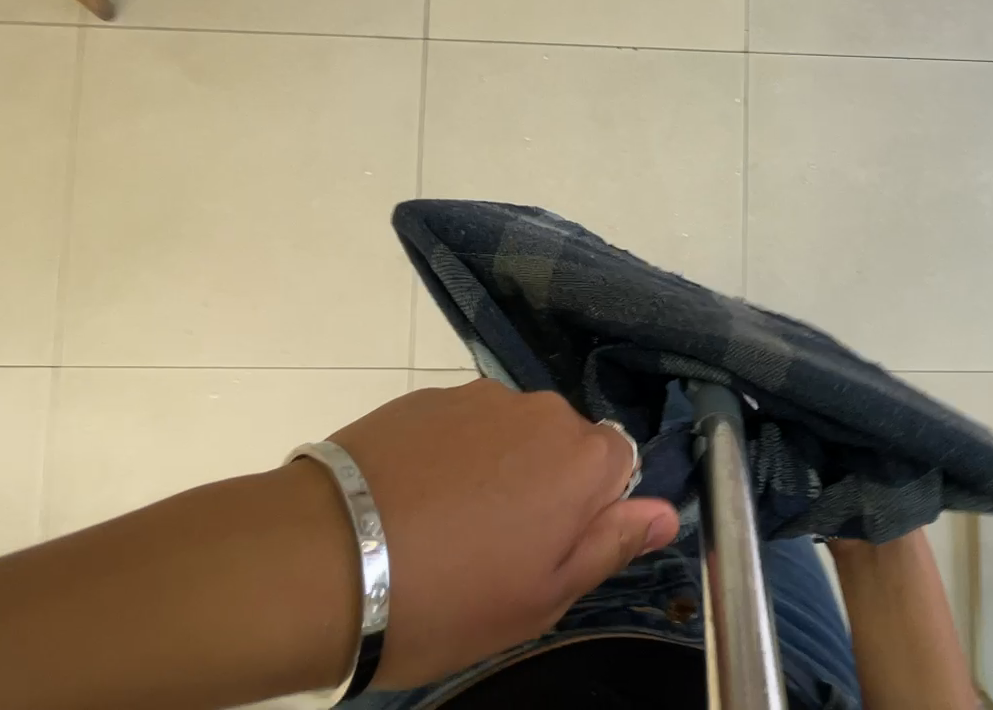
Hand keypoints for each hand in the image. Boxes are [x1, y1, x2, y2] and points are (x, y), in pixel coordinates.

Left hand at [329, 379, 680, 689]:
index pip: (620, 461)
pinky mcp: (426, 396)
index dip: (594, 505)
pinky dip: (453, 453)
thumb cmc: (449, 596)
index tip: (553, 544)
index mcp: (581, 459)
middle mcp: (540, 411)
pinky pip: (463, 424)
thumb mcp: (543, 596)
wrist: (324, 558)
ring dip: (499, 466)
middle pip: (564, 443)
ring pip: (512, 432)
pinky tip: (414, 497)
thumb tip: (668, 511)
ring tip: (447, 522)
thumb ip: (613, 543)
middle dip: (547, 483)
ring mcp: (479, 396)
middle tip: (498, 544)